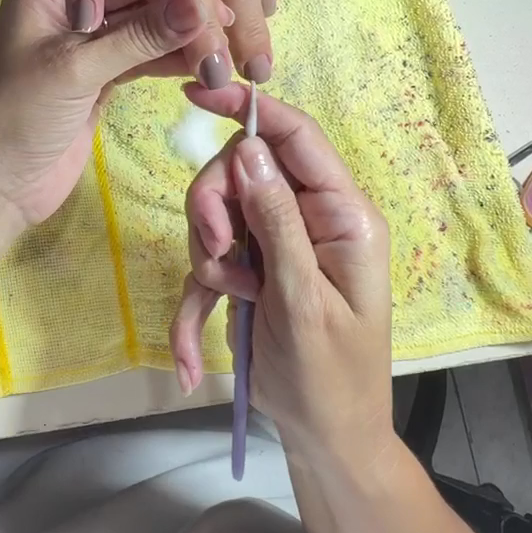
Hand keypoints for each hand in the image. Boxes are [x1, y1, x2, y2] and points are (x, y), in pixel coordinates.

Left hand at [0, 0, 224, 227]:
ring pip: (142, 25)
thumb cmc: (15, 114)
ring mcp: (86, 45)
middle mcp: (69, 7)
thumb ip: (139, 36)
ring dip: (180, 32)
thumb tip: (200, 5)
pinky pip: (141, 57)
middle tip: (228, 12)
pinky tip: (203, 62)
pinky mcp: (99, 78)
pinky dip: (170, 59)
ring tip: (225, 40)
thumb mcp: (76, 68)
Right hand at [168, 84, 391, 456]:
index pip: (296, 138)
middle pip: (242, 171)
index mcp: (342, 215)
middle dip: (215, 207)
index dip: (250, 108)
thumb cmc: (332, 379)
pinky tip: (189, 358)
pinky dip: (193, 305)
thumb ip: (277, 222)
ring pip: (217, 212)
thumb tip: (249, 149)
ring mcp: (276, 242)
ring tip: (233, 302)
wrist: (326, 440)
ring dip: (207, 257)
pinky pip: (208, 263)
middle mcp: (309, 217)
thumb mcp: (304, 302)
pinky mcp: (250, 269)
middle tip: (217, 254)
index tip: (198, 92)